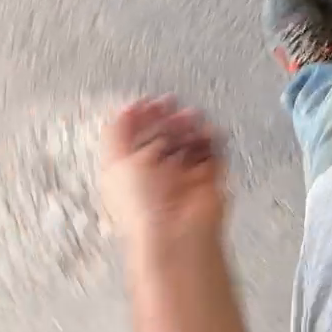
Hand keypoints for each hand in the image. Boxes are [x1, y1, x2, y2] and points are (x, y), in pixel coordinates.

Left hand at [101, 96, 226, 259]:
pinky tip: (210, 131)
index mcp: (127, 169)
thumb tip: (128, 107)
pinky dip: (213, 138)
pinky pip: (213, 151)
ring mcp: (183, 174)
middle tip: (176, 106)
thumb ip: (120, 131)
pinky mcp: (208, 178)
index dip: (142, 114)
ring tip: (194, 117)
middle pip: (163, 134)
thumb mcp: (118, 161)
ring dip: (191, 125)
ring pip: (189, 140)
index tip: (153, 100)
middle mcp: (154, 171)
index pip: (134, 134)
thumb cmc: (142, 204)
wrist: (177, 231)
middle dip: (169, 118)